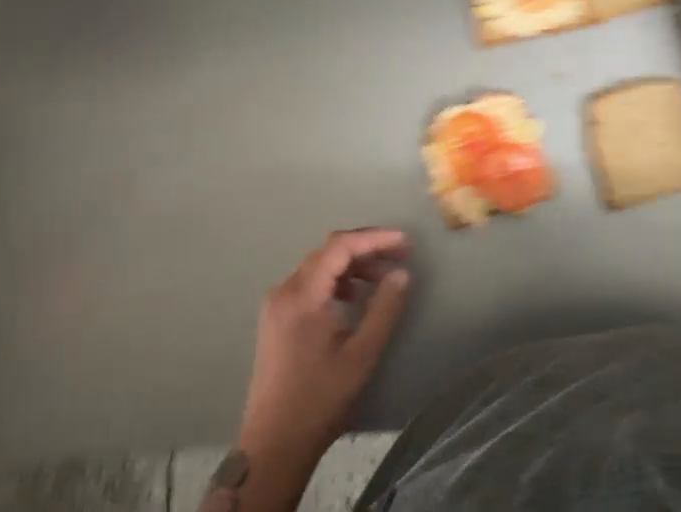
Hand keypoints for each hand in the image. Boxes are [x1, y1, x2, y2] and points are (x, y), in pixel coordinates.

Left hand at [239, 229, 410, 460]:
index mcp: (302, 295)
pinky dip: (335, 282)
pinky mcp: (276, 319)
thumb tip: (401, 273)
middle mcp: (284, 291)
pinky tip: (354, 298)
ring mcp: (276, 305)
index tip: (405, 242)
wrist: (275, 442)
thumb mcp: (361, 355)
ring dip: (351, 266)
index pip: (339, 247)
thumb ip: (383, 309)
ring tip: (382, 279)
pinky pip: (308, 285)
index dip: (374, 239)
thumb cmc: (320, 399)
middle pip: (327, 253)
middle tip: (399, 257)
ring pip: (318, 268)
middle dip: (365, 249)